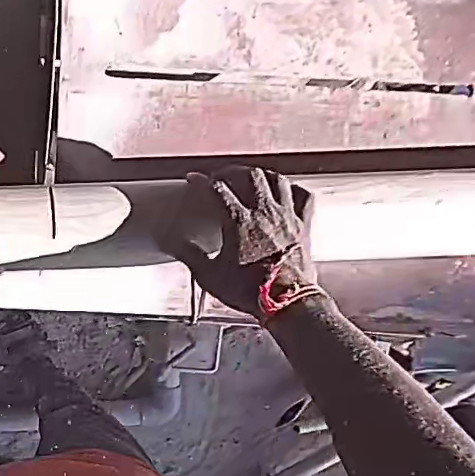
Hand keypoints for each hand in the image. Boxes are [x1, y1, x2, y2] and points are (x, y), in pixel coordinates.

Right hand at [162, 167, 324, 320]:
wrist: (287, 303)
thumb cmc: (251, 291)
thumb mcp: (210, 276)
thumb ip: (189, 254)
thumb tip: (171, 242)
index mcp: (239, 222)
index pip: (217, 189)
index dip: (202, 181)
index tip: (194, 180)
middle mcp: (264, 213)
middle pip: (249, 175)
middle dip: (232, 171)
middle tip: (221, 176)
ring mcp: (286, 216)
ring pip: (276, 179)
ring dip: (261, 174)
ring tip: (250, 177)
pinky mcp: (302, 226)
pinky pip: (303, 196)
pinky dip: (293, 188)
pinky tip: (285, 191)